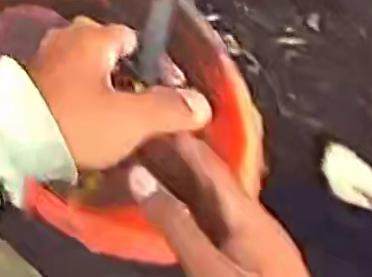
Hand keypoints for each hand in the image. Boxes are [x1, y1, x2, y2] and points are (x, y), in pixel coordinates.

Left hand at [26, 16, 212, 169]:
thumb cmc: (77, 120)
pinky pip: (68, 74)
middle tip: (143, 105)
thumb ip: (168, 108)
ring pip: (87, 62)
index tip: (168, 93)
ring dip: (103, 82)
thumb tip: (201, 102)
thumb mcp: (130, 120)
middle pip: (109, 47)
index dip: (155, 63)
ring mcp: (48, 51)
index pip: (133, 37)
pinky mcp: (34, 72)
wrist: (15, 134)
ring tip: (118, 115)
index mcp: (93, 36)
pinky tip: (89, 114)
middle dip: (128, 71)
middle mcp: (68, 35)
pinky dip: (82, 88)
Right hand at [129, 135, 307, 276]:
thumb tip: (136, 173)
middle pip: (202, 174)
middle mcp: (248, 217)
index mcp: (244, 211)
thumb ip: (174, 222)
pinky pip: (206, 218)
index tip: (133, 111)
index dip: (169, 132)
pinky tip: (159, 206)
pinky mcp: (246, 262)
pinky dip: (179, 205)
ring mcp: (249, 241)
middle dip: (164, 154)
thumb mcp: (211, 271)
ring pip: (202, 196)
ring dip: (169, 179)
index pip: (202, 156)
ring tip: (131, 166)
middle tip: (121, 139)